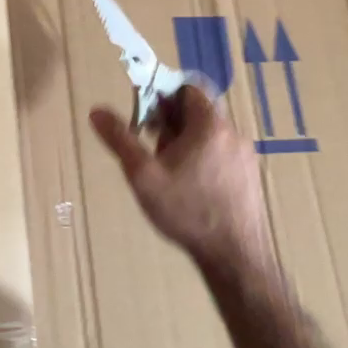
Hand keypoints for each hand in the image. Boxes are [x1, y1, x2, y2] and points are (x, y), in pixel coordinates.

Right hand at [89, 86, 270, 269]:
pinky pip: (222, 152)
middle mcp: (233, 134)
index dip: (164, 92)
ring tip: (166, 166)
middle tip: (149, 140)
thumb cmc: (187, 211)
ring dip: (186, 139)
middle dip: (171, 119)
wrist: (236, 259)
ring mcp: (246, 158)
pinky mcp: (250, 179)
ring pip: (210, 133)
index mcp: (210, 125)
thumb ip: (120, 139)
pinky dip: (203, 156)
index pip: (189, 87)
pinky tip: (190, 185)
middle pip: (199, 110)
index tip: (144, 112)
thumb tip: (96, 110)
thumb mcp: (143, 175)